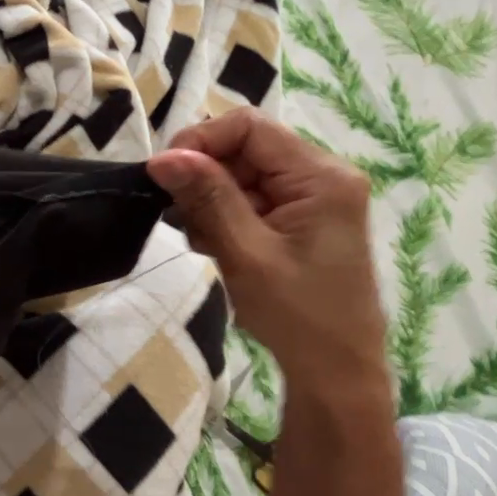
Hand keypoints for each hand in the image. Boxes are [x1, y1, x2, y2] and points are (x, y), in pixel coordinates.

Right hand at [147, 108, 386, 395]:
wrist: (334, 368)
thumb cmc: (296, 312)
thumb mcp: (245, 252)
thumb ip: (207, 198)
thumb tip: (162, 157)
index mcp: (320, 177)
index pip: (248, 127)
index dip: (200, 142)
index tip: (164, 177)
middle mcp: (321, 176)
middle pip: (243, 148)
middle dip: (202, 178)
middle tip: (182, 219)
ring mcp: (311, 198)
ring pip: (239, 174)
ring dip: (208, 201)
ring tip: (205, 242)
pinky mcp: (298, 219)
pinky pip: (247, 198)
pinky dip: (221, 217)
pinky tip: (216, 247)